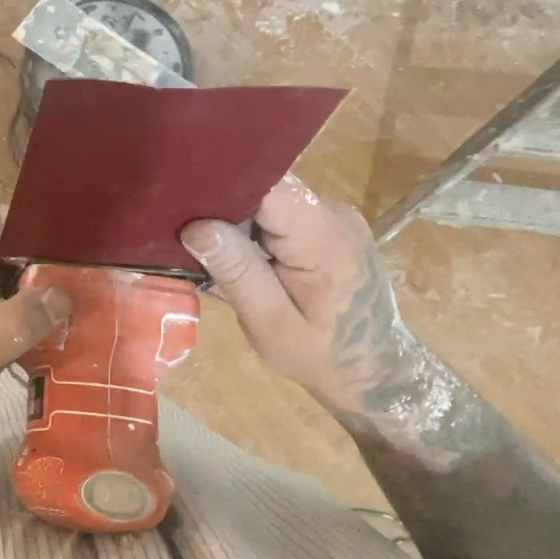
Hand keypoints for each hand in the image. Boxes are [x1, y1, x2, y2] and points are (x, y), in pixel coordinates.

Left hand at [0, 209, 70, 443]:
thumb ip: (21, 319)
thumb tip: (63, 292)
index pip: (3, 219)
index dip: (39, 222)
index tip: (77, 239)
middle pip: (6, 247)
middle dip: (43, 259)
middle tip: (85, 277)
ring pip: (0, 274)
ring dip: (31, 286)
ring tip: (75, 300)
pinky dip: (15, 306)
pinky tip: (42, 327)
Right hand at [178, 175, 404, 416]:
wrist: (374, 371)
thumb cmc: (319, 355)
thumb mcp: (269, 324)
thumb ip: (237, 272)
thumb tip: (197, 227)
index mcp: (323, 239)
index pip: (267, 188)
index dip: (223, 191)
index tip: (185, 209)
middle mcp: (335, 215)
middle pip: (267, 188)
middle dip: (224, 206)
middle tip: (186, 234)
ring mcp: (336, 217)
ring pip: (272, 197)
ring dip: (239, 219)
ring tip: (210, 248)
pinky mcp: (330, 225)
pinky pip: (283, 211)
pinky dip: (256, 227)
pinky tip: (242, 254)